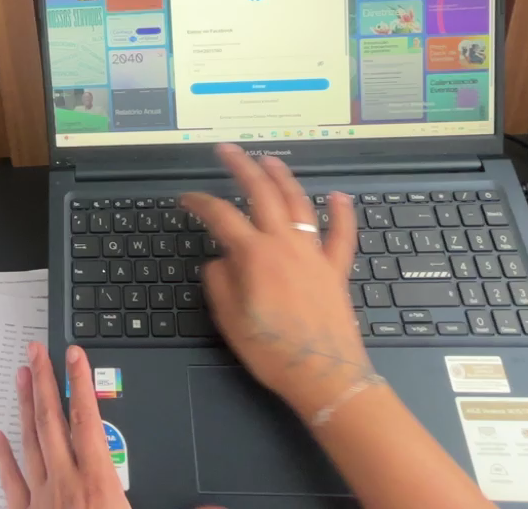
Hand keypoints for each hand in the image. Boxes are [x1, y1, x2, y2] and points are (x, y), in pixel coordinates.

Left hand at [0, 342, 131, 508]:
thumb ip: (146, 485)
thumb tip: (194, 480)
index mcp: (98, 483)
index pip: (87, 420)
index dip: (80, 382)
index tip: (74, 354)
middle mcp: (66, 484)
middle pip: (52, 421)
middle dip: (44, 381)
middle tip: (36, 351)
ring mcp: (42, 500)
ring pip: (31, 443)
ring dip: (26, 405)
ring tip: (22, 374)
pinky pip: (11, 484)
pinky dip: (3, 458)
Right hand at [182, 145, 371, 418]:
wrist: (326, 377)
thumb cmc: (272, 350)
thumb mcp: (229, 318)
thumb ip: (219, 281)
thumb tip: (220, 260)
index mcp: (254, 254)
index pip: (220, 215)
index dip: (200, 202)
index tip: (186, 198)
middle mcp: (283, 244)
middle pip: (261, 193)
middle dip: (241, 167)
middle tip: (227, 150)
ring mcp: (313, 253)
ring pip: (297, 203)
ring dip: (282, 177)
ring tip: (269, 160)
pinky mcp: (335, 270)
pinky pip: (341, 235)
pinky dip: (341, 213)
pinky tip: (338, 196)